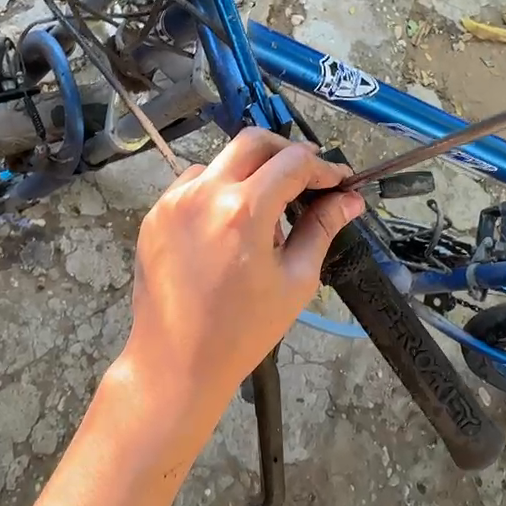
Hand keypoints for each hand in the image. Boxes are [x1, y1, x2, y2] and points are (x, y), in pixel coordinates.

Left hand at [121, 129, 364, 398]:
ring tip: (265, 215)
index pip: (293, 162)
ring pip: (221, 161)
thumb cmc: (243, 331)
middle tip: (306, 179)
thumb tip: (350, 199)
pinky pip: (193, 183)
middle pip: (253, 141)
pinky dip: (218, 191)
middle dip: (286, 152)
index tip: (337, 181)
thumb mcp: (296, 280)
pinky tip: (229, 226)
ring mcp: (174, 201)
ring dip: (250, 173)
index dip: (323, 167)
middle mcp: (204, 194)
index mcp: (244, 210)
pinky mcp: (155, 214)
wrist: (175, 363)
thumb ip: (322, 228)